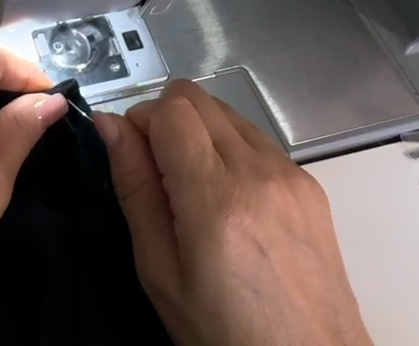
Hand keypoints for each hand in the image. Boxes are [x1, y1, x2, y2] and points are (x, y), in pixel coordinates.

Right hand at [93, 81, 371, 345]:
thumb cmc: (223, 332)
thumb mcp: (160, 270)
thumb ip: (134, 187)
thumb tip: (108, 122)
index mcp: (216, 197)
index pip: (170, 108)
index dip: (141, 121)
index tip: (133, 158)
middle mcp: (258, 171)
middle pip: (195, 97)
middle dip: (165, 119)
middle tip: (158, 172)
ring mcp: (291, 173)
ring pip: (224, 111)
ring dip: (198, 131)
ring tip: (194, 189)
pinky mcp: (310, 183)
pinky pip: (255, 138)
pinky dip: (229, 148)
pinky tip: (230, 199)